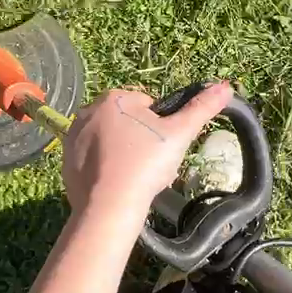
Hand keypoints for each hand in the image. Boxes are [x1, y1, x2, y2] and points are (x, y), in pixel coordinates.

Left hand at [30, 83, 232, 292]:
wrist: (108, 205)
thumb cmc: (145, 164)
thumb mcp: (180, 134)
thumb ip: (202, 108)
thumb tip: (226, 87)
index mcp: (114, 98)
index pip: (145, 105)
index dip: (159, 126)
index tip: (163, 146)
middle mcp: (88, 112)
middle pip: (126, 122)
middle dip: (139, 139)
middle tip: (151, 164)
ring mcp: (73, 137)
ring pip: (108, 141)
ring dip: (122, 153)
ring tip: (135, 177)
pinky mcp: (65, 161)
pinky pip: (92, 160)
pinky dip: (104, 169)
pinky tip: (116, 184)